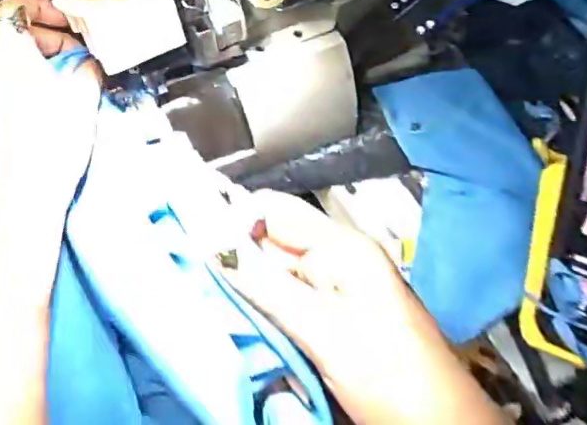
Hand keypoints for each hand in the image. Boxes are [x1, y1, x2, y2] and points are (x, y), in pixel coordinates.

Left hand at [0, 0, 102, 225]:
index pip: (13, 7)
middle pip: (15, 36)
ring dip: (40, 67)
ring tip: (68, 88)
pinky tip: (51, 111)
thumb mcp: (83, 92)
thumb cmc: (49, 143)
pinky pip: (4, 89)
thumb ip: (86, 63)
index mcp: (4, 52)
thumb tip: (87, 60)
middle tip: (78, 60)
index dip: (42, 8)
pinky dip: (26, 88)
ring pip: (11, 65)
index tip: (66, 24)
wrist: (19, 203)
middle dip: (50, 42)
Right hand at [223, 191, 505, 424]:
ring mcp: (334, 296)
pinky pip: (285, 308)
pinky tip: (239, 323)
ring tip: (209, 299)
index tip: (196, 234)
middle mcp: (335, 261)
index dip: (236, 217)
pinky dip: (262, 315)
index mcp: (340, 246)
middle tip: (194, 271)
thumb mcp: (322, 328)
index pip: (275, 210)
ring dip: (246, 290)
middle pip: (270, 245)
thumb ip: (266, 285)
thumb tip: (214, 247)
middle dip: (236, 258)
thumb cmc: (392, 376)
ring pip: (273, 279)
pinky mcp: (331, 327)